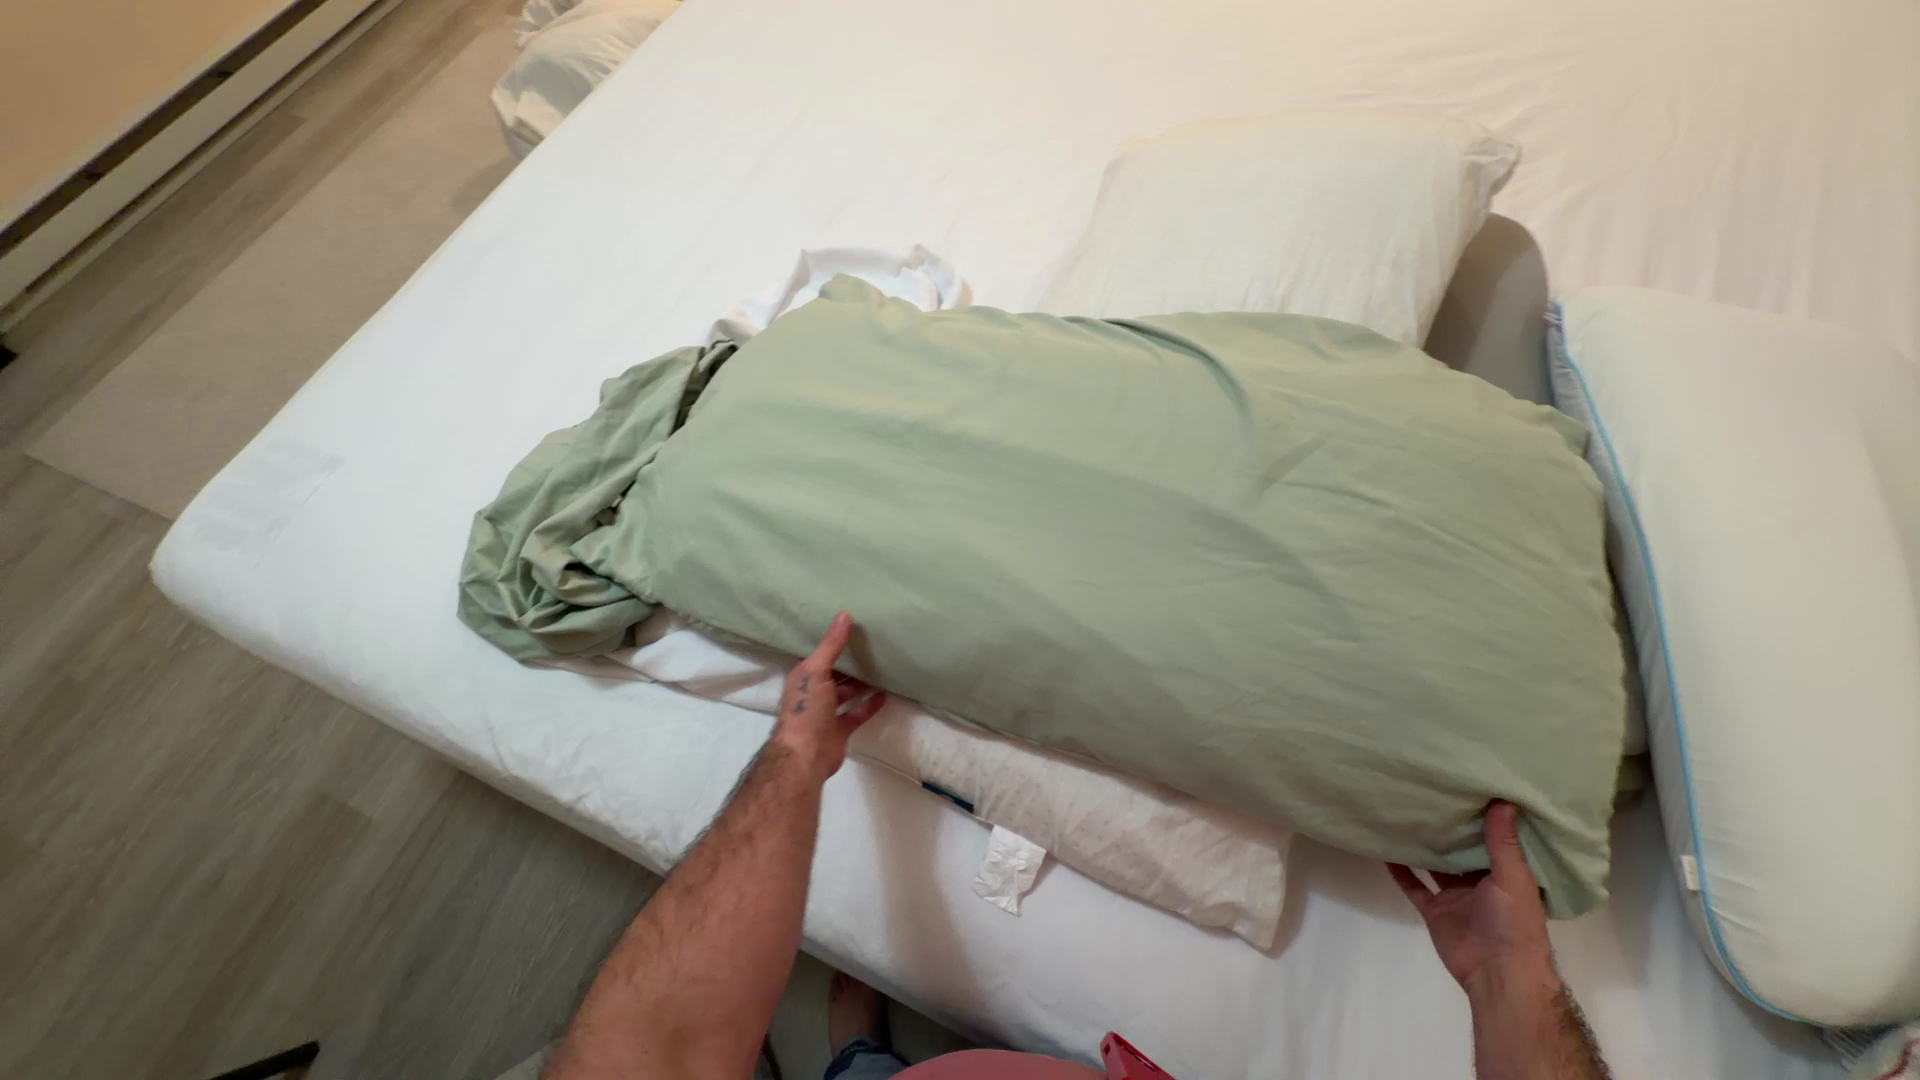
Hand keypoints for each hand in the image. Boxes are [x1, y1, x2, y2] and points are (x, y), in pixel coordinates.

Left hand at [770, 611, 886, 780]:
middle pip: (834, 674)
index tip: (853, 629)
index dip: (833, 643)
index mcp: (803, 677)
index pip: (819, 655)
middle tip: (873, 646)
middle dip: (850, 663)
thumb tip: (845, 614)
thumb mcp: (816, 671)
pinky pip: (858, 712)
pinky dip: (870, 704)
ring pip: (846, 693)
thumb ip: (831, 645)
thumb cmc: (807, 709)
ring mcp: (827, 713)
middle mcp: (814, 693)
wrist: (806, 755)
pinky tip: (885, 694)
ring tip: (882, 667)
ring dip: (861, 683)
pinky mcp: (840, 729)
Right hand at [1389, 801, 1558, 998]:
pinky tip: (1384, 848)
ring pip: (1435, 865)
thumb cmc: (1513, 923)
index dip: (1484, 818)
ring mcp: (1455, 897)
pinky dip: (1399, 869)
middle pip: (1461, 851)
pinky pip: (1413, 884)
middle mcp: (1481, 884)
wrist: (1496, 972)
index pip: (1495, 841)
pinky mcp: (1434, 909)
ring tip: (1404, 814)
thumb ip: (1503, 843)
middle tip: (1430, 794)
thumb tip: (1503, 800)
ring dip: (1423, 845)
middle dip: (1449, 828)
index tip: (1470, 789)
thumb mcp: (1513, 878)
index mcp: (1507, 876)